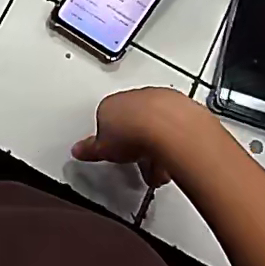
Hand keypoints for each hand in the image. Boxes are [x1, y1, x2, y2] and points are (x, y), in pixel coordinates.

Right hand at [70, 86, 198, 187]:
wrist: (169, 128)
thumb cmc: (135, 131)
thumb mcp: (102, 148)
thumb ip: (90, 149)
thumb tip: (80, 150)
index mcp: (110, 103)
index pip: (106, 119)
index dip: (111, 139)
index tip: (115, 151)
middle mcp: (135, 97)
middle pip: (133, 121)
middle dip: (136, 143)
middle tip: (137, 161)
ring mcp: (161, 100)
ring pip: (156, 124)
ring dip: (156, 145)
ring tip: (158, 168)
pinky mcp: (184, 108)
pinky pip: (176, 127)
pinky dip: (174, 142)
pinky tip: (173, 159)